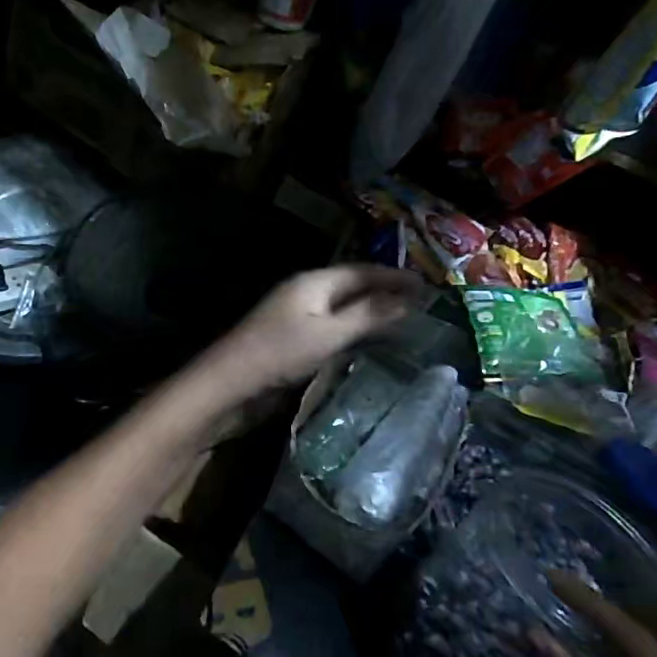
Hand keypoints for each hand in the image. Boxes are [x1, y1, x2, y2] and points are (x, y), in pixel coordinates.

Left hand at [196, 265, 420, 402]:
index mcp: (313, 282)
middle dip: (385, 293)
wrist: (230, 385)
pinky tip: (370, 346)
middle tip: (421, 304)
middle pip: (352, 288)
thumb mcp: (329, 333)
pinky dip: (354, 333)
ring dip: (370, 314)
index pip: (361, 271)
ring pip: (342, 310)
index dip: (393, 276)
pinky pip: (331, 331)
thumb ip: (368, 315)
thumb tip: (408, 299)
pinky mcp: (292, 344)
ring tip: (404, 323)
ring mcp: (297, 319)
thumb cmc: (279, 353)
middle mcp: (305, 294)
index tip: (427, 284)